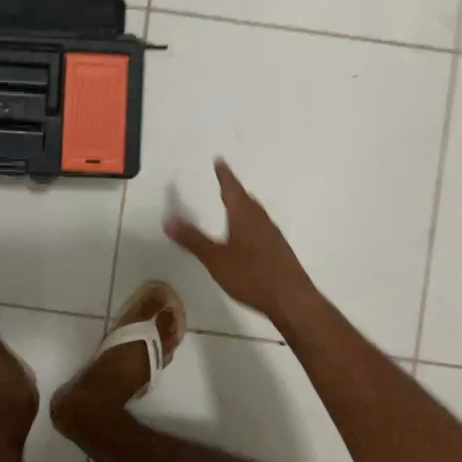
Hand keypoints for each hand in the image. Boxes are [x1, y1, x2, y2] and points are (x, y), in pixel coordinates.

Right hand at [166, 158, 315, 319]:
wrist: (293, 301)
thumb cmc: (251, 275)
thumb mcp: (215, 258)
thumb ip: (192, 239)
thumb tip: (168, 219)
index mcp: (243, 215)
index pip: (231, 187)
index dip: (224, 174)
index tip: (220, 160)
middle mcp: (260, 220)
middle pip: (245, 199)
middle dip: (233, 190)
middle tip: (224, 183)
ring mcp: (273, 236)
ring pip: (255, 214)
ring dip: (243, 207)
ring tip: (234, 207)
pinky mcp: (280, 252)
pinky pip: (262, 228)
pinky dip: (251, 224)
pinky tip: (247, 239)